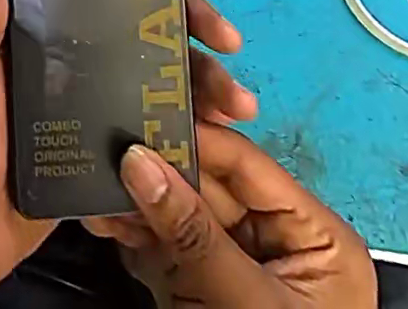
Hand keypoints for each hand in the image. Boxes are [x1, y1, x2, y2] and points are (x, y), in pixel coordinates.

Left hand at [0, 0, 256, 297]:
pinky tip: (219, 132)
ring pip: (154, 68)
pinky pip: (154, 122)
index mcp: (29, 24)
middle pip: (136, 17)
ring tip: (235, 101)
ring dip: (200, 75)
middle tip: (223, 37)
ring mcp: (88, 96)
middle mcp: (64, 49)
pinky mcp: (104, 144)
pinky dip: (189, 122)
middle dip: (187, 16)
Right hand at [94, 125, 376, 307]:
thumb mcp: (245, 303)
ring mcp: (228, 259)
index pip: (244, 163)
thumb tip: (137, 158)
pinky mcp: (196, 281)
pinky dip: (130, 231)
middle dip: (153, 171)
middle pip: (203, 182)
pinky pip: (161, 241)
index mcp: (312, 233)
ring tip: (95, 190)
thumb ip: (193, 230)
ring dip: (133, 201)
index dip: (192, 138)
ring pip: (174, 209)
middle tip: (104, 150)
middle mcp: (269, 236)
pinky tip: (102, 218)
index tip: (139, 117)